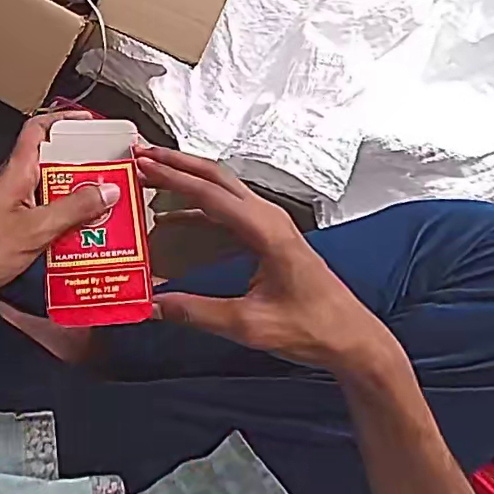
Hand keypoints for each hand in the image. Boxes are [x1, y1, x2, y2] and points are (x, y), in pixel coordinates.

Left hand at [0, 112, 120, 318]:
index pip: (39, 129)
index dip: (65, 120)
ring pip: (53, 190)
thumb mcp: (33, 229)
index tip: (93, 124)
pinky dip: (67, 220)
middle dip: (84, 165)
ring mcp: (13, 206)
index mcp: (16, 172)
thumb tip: (106, 190)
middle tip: (111, 174)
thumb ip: (72, 209)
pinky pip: (47, 214)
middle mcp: (15, 183)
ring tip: (106, 207)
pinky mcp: (13, 227)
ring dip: (78, 197)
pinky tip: (82, 235)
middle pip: (54, 161)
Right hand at [137, 145, 405, 376]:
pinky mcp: (266, 234)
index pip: (209, 193)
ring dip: (185, 176)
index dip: (172, 177)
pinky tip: (173, 215)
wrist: (353, 338)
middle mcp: (267, 217)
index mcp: (265, 230)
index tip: (143, 165)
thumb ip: (197, 312)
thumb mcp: (250, 325)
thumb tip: (153, 305)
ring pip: (220, 185)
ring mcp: (268, 222)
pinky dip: (195, 202)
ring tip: (151, 173)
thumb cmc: (314, 328)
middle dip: (175, 161)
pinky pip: (224, 207)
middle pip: (214, 175)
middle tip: (141, 155)